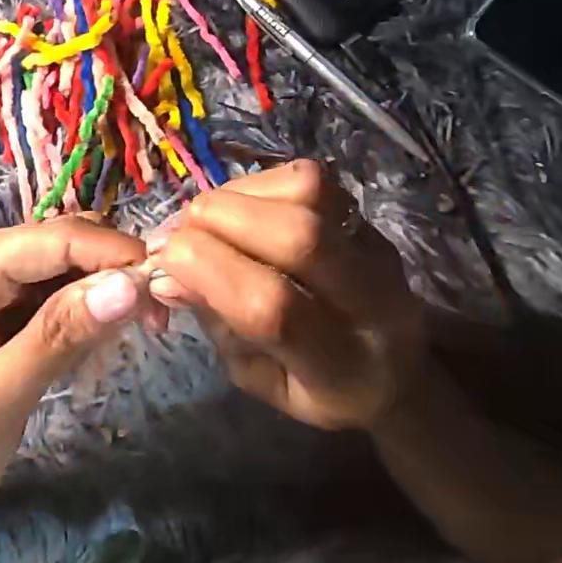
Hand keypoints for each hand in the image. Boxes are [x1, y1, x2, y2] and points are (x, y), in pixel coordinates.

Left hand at [0, 218, 159, 543]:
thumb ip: (56, 339)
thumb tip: (128, 286)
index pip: (52, 239)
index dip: (112, 254)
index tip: (163, 289)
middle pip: (68, 242)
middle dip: (115, 272)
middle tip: (157, 322)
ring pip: (76, 264)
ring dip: (110, 293)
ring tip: (141, 334)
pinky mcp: (14, 306)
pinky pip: (69, 292)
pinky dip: (95, 313)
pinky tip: (103, 345)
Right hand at [146, 160, 423, 430]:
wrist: (396, 363)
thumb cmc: (317, 385)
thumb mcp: (258, 378)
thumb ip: (217, 325)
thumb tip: (167, 272)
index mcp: (341, 369)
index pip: (274, 308)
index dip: (209, 270)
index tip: (165, 261)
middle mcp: (372, 301)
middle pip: (299, 236)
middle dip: (220, 222)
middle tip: (180, 232)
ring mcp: (375, 247)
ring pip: (307, 192)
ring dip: (236, 196)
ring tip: (207, 218)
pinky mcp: (366, 214)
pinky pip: (308, 177)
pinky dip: (258, 183)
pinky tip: (239, 205)